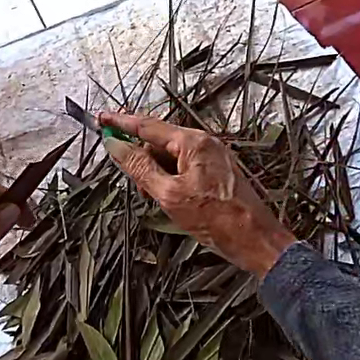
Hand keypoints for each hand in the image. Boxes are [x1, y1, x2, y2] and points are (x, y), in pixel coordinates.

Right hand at [98, 111, 296, 275]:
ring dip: (156, 173)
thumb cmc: (219, 220)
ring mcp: (213, 156)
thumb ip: (140, 168)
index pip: (148, 126)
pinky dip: (171, 178)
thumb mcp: (169, 195)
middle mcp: (205, 143)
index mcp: (194, 142)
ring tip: (157, 199)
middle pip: (159, 141)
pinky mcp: (217, 171)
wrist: (256, 241)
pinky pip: (185, 166)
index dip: (122, 122)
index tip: (103, 118)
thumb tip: (117, 146)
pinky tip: (170, 199)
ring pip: (171, 155)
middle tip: (135, 183)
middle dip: (142, 159)